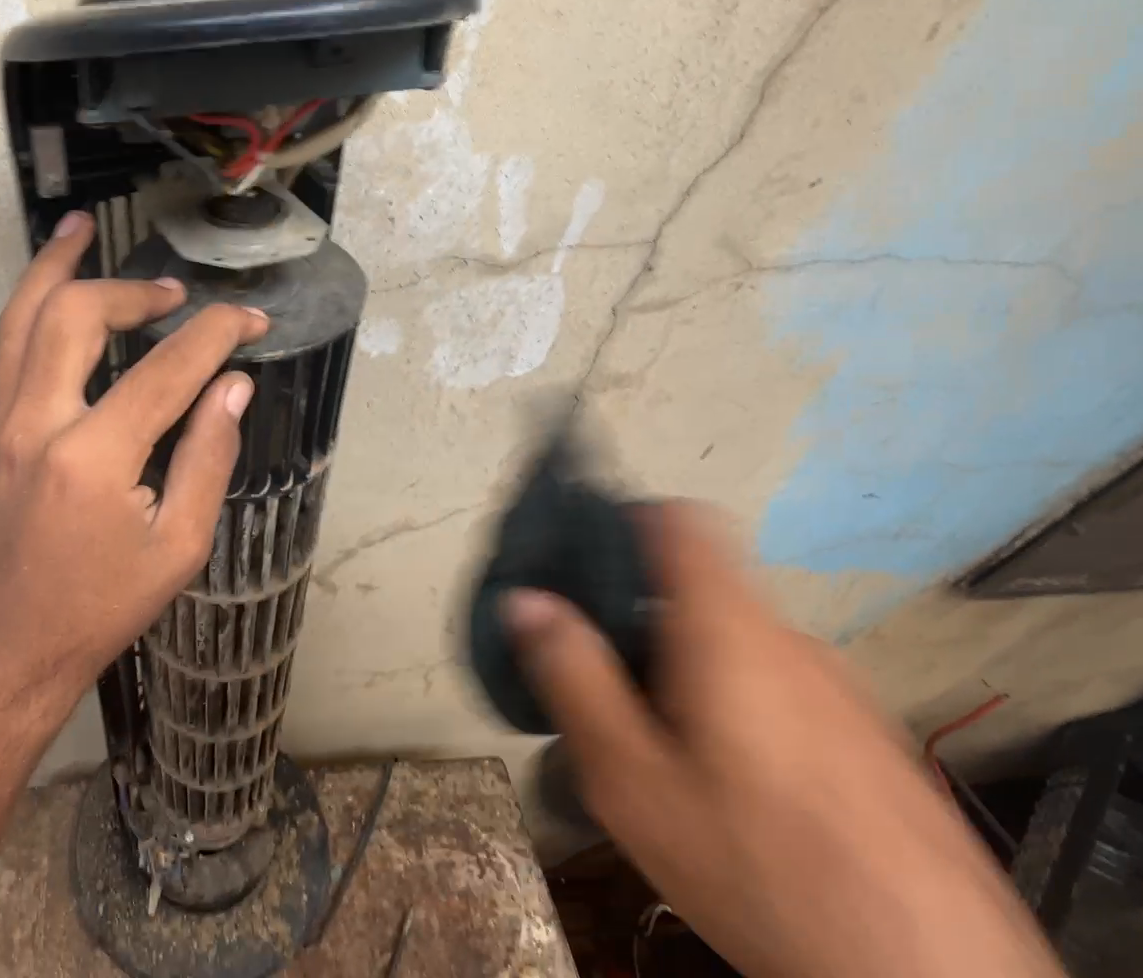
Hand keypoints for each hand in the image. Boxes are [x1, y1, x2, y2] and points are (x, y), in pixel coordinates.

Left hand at [0, 211, 266, 731]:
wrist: (17, 642)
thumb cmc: (104, 606)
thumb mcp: (180, 546)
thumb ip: (208, 459)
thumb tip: (231, 388)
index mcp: (94, 458)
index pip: (165, 369)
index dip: (215, 335)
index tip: (250, 322)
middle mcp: (39, 424)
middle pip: (76, 317)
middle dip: (133, 292)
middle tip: (178, 298)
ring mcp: (6, 423)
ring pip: (21, 319)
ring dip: (54, 268)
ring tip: (81, 228)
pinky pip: (8, 348)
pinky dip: (29, 306)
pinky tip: (50, 286)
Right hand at [508, 504, 1060, 977]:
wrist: (926, 972)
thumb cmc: (752, 860)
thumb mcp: (628, 775)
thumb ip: (573, 676)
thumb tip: (526, 601)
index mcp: (728, 631)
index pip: (678, 522)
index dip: (619, 519)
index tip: (570, 559)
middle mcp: (789, 642)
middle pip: (696, 590)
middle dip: (633, 620)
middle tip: (590, 681)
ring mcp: (836, 689)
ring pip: (731, 644)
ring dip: (677, 667)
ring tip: (646, 744)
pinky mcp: (862, 736)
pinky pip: (772, 686)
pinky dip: (726, 701)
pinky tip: (717, 783)